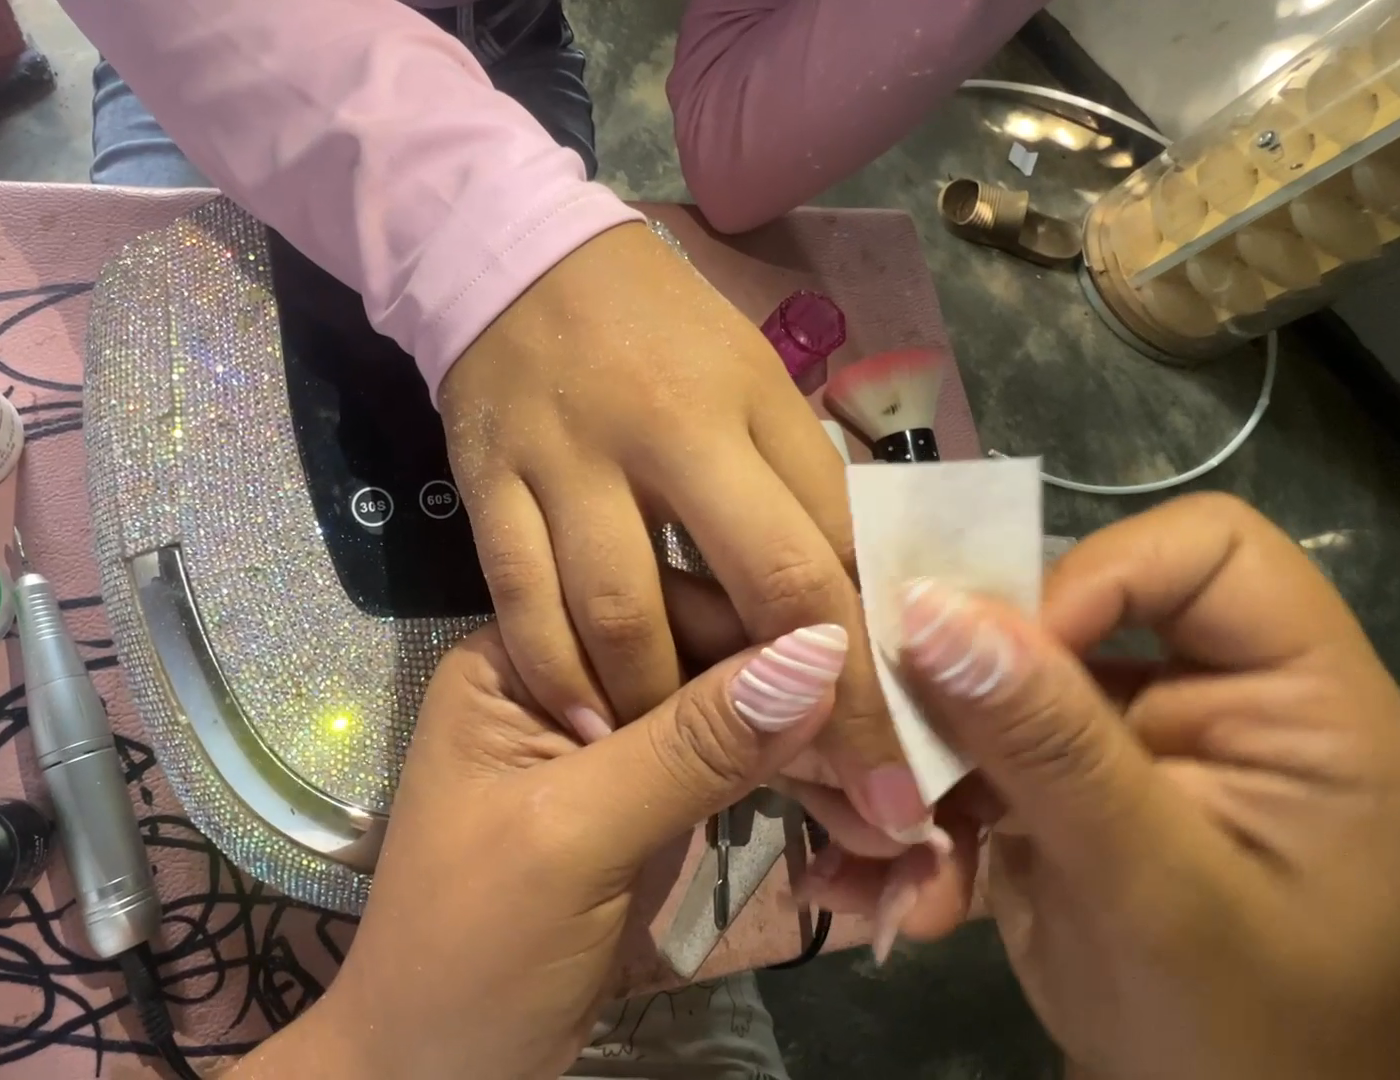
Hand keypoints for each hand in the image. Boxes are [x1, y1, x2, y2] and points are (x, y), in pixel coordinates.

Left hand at [234, 614, 851, 1078]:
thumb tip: (818, 649)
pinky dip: (784, 793)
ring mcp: (602, 739)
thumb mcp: (574, 835)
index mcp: (519, 654)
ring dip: (805, 756)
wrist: (440, 1070)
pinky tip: (849, 817)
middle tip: (898, 757)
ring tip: (891, 807)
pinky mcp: (637, 797)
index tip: (867, 672)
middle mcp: (562, 676)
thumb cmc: (473, 945)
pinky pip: (722, 770)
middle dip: (795, 706)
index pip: (655, 605)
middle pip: (697, 658)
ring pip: (721, 717)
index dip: (762, 633)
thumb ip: (689, 745)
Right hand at [440, 222, 931, 842]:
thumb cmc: (650, 325)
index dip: (875, 655)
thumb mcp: (747, 378)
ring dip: (666, 705)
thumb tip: (851, 585)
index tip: (908, 748)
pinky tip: (584, 723)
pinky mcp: (491, 486)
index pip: (831, 542)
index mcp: (746, 403)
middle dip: (812, 708)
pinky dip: (554, 667)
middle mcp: (663, 435)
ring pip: (623, 607)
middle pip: (756, 582)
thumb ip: (800, 475)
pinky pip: (520, 594)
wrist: (516, 267)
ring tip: (703, 780)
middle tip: (852, 804)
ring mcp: (566, 463)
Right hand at [893, 494, 1399, 1079]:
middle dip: (976, 673)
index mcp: (1305, 710)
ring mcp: (1129, 747)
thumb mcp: (1144, 889)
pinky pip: (976, 747)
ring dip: (936, 748)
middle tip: (901, 730)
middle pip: (1074, 609)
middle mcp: (1215, 706)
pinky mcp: (1062, 785)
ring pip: (1001, 682)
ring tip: (894, 823)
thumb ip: (1047, 743)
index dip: (1093, 576)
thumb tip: (932, 611)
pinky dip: (932, 796)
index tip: (994, 653)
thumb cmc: (1233, 1038)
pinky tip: (908, 864)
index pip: (1206, 553)